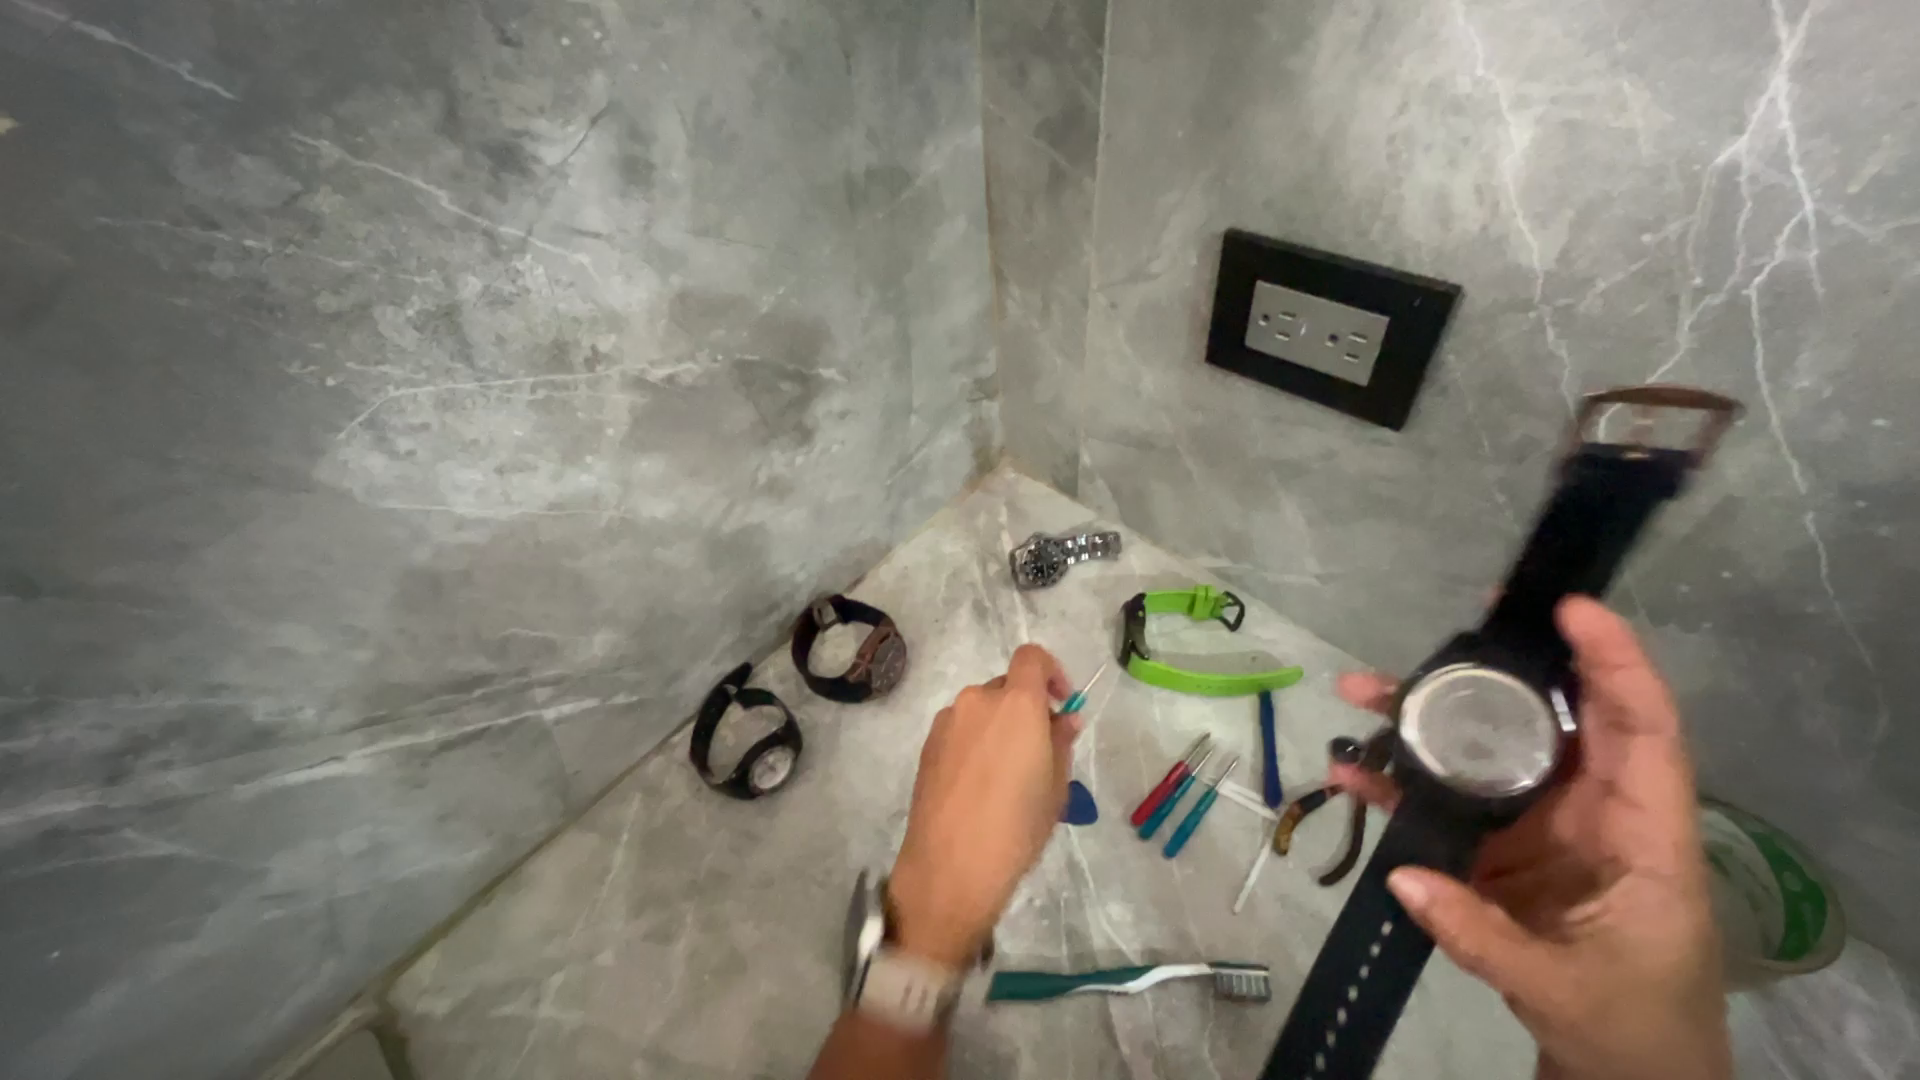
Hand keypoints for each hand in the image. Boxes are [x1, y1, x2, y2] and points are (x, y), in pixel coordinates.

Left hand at [888, 645, 1077, 969]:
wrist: (950, 866)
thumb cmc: (1016, 826)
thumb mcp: (1055, 786)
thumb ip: (1060, 741)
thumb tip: (1064, 718)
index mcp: (1016, 703)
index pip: (1032, 657)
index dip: (1052, 672)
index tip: (1061, 704)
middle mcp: (978, 700)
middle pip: (1006, 685)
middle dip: (1025, 708)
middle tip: (1038, 751)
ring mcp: (947, 721)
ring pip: (981, 709)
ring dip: (998, 726)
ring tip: (1006, 775)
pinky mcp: (927, 745)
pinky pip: (960, 729)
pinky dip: (974, 742)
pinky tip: (978, 785)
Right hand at [1331, 597, 1729, 1079]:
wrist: (1619, 1067)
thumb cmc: (1633, 1027)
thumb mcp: (1567, 990)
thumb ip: (1485, 934)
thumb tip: (1402, 877)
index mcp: (1640, 834)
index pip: (1641, 731)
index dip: (1615, 664)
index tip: (1570, 611)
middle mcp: (1589, 810)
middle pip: (1548, 719)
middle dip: (1501, 666)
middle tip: (1462, 620)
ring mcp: (1535, 822)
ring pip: (1482, 747)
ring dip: (1422, 715)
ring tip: (1359, 690)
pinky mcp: (1491, 842)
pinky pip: (1440, 797)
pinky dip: (1395, 780)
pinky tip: (1350, 772)